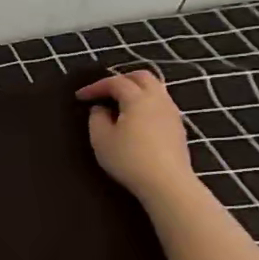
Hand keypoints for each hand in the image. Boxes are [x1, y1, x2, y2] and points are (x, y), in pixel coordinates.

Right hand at [76, 69, 194, 200]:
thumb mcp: (101, 140)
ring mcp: (171, 112)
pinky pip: (161, 102)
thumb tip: (100, 108)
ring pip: (155, 88)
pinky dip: (146, 101)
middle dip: (120, 79)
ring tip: (120, 103)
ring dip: (136, 89)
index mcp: (138, 99)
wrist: (166, 182)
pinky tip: (137, 118)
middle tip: (104, 91)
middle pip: (141, 77)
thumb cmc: (129, 159)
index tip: (80, 96)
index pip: (115, 82)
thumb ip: (96, 119)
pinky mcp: (178, 126)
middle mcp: (158, 99)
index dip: (96, 86)